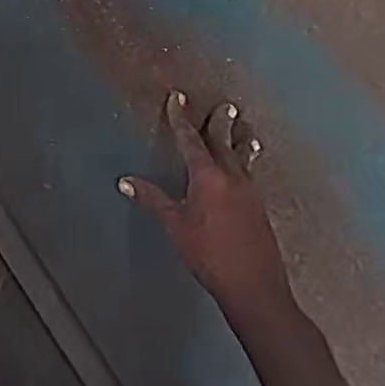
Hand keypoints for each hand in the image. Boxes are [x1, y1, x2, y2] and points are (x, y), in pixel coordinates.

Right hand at [120, 91, 290, 307]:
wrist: (255, 288)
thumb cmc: (209, 254)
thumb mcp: (176, 226)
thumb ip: (153, 199)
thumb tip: (125, 180)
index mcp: (208, 176)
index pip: (190, 140)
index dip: (181, 118)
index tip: (178, 98)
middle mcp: (231, 177)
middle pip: (223, 143)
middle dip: (219, 123)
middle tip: (227, 106)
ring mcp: (249, 192)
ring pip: (242, 158)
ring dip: (240, 142)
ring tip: (247, 131)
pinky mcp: (259, 209)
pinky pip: (250, 175)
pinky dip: (247, 163)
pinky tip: (247, 171)